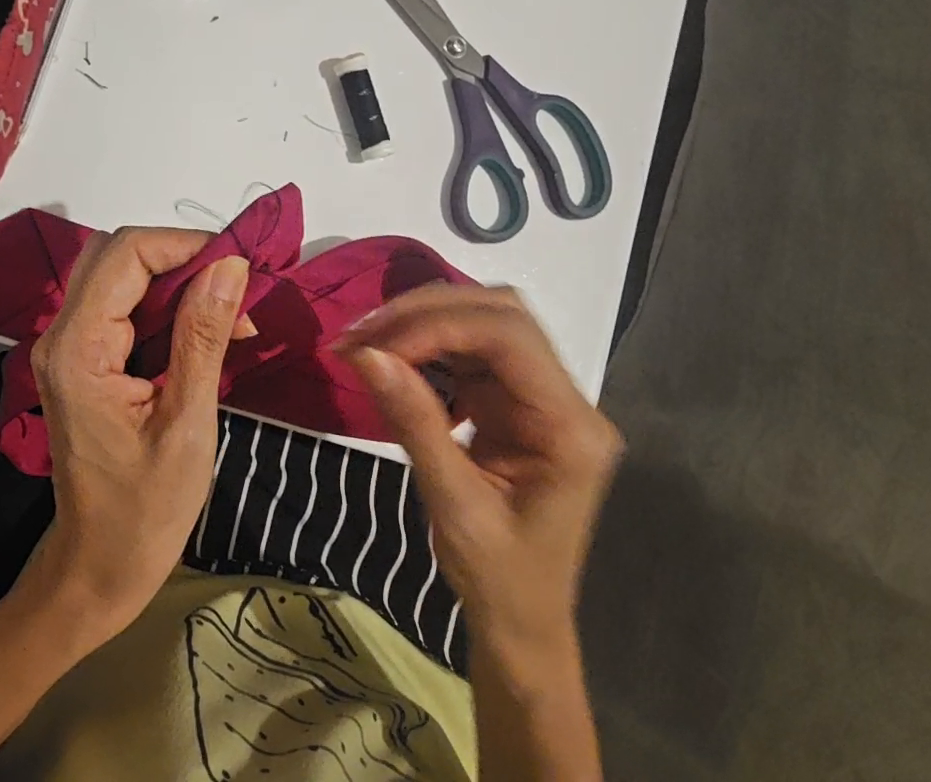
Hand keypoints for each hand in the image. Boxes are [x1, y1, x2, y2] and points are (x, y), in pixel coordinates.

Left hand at [25, 228, 252, 637]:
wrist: (100, 563)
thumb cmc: (146, 510)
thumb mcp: (187, 423)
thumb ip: (202, 337)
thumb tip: (230, 266)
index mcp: (77, 350)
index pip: (126, 255)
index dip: (186, 246)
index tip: (241, 270)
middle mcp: (60, 336)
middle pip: (116, 257)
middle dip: (181, 260)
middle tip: (237, 293)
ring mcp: (66, 348)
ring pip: (119, 278)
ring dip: (176, 284)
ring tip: (230, 317)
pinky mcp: (81, 362)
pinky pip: (120, 310)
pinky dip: (163, 309)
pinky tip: (203, 334)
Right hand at [337, 285, 621, 660]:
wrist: (520, 618)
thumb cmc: (497, 575)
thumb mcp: (451, 502)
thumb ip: (414, 421)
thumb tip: (365, 355)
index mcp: (569, 428)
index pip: (509, 339)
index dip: (437, 327)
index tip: (373, 347)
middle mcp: (567, 400)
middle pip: (503, 315)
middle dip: (427, 312)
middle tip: (361, 334)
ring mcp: (542, 398)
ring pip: (486, 324)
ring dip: (423, 323)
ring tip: (366, 341)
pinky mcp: (515, 403)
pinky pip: (472, 354)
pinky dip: (427, 347)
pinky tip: (391, 360)